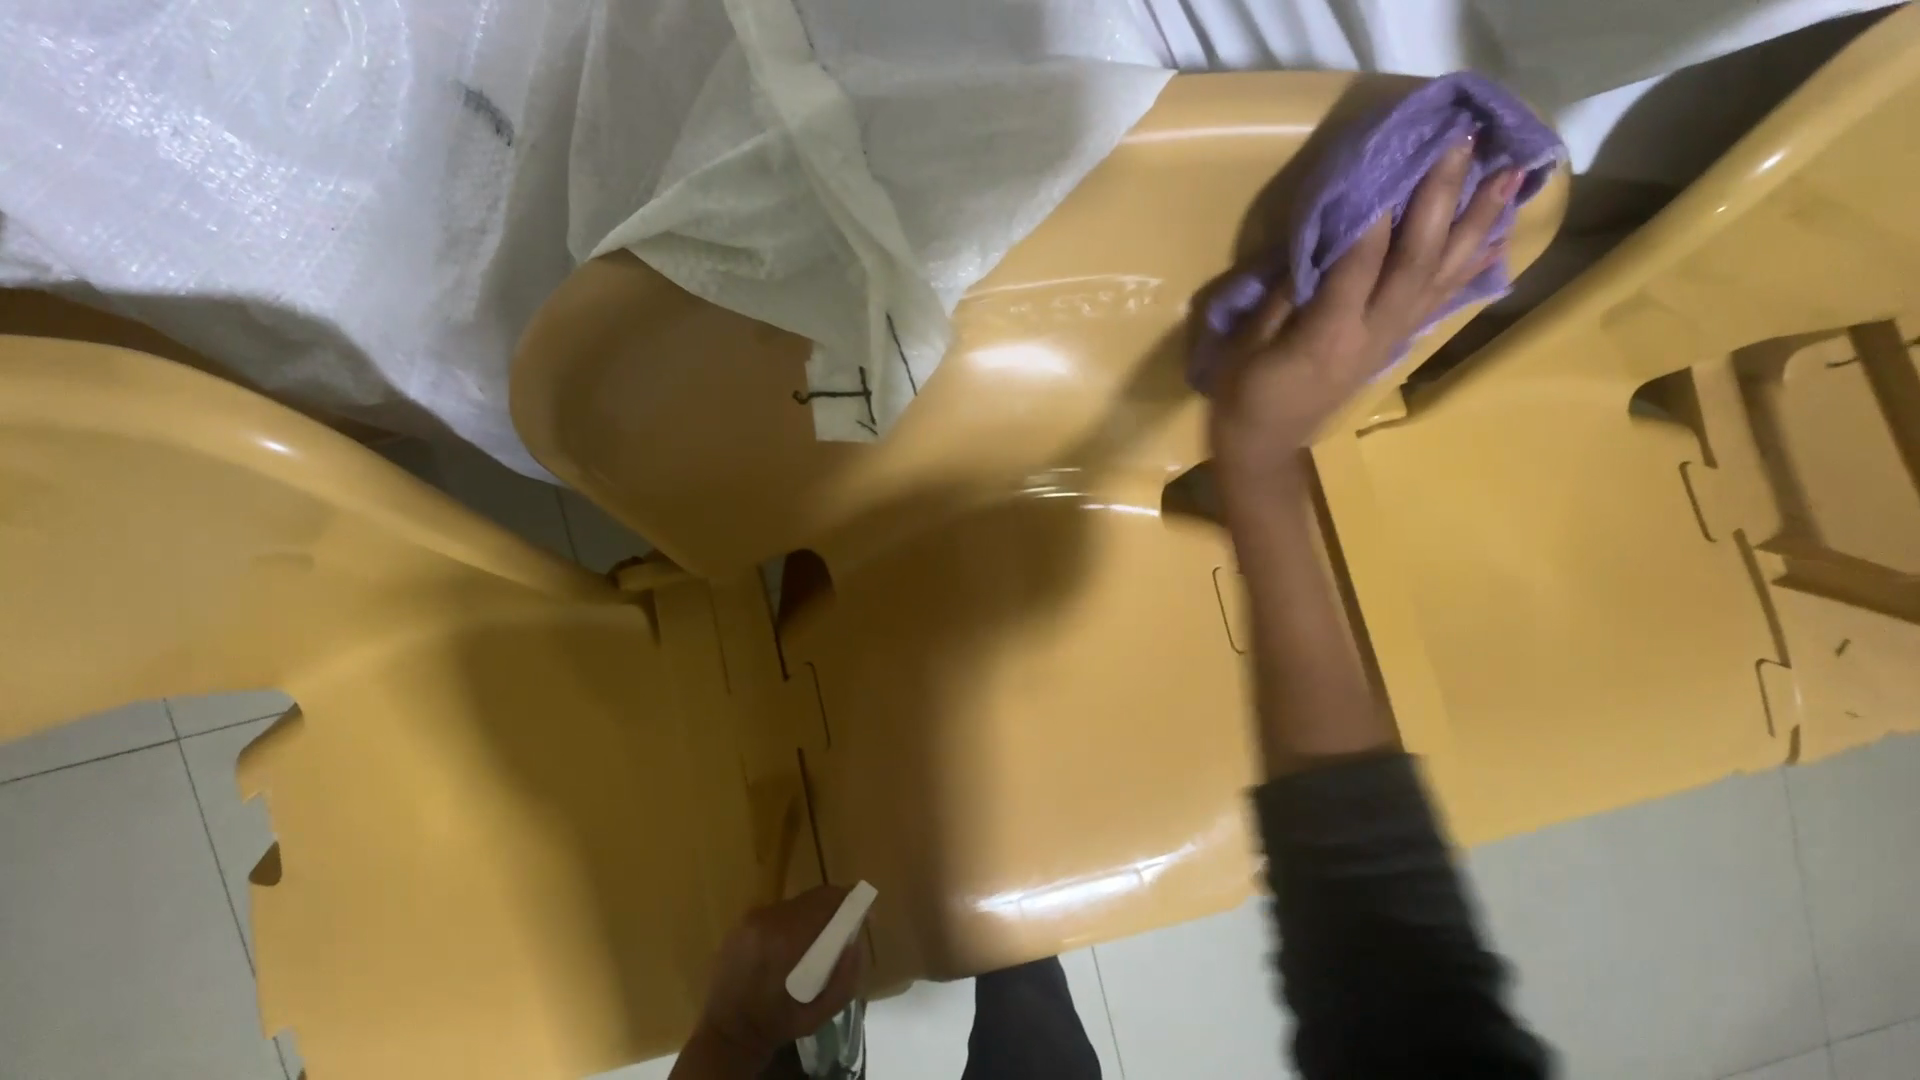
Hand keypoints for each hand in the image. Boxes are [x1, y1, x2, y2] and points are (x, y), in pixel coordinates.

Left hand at [678, 886, 865, 1076]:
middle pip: (812, 898)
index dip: (851, 901)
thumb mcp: (819, 1014)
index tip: (867, 913)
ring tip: (825, 933)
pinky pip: (779, 911)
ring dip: (815, 912)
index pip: (826, 901)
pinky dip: (795, 919)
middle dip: (835, 906)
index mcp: (785, 940)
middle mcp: (767, 920)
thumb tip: (856, 942)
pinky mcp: (742, 922)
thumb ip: (844, 979)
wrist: (727, 1033)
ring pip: (796, 903)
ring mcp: (751, 918)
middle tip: (850, 923)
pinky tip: (797, 940)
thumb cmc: (776, 1025)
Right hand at [1202, 139, 1519, 485]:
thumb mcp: (1250, 343)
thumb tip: (1321, 241)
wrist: (1266, 445)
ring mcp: (1391, 339)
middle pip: (1416, 260)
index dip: (1378, 210)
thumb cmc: (1246, 393)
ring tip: (1510, 175)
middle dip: (1440, 199)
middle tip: (1462, 144)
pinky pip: (1440, 299)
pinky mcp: (1396, 342)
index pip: (1361, 261)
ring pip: (1441, 275)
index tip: (1396, 154)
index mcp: (1329, 334)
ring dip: (1476, 223)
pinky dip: (1470, 266)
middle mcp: (1373, 332)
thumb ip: (1287, 294)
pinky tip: (1497, 235)